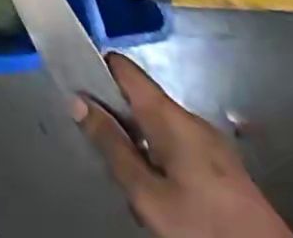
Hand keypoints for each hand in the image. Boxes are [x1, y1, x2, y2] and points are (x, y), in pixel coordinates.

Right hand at [72, 53, 292, 237]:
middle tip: (100, 154)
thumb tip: (78, 102)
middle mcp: (190, 119)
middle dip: (115, 121)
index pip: (124, 69)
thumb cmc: (203, 228)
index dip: (95, 69)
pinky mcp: (220, 165)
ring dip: (135, 146)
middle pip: (138, 100)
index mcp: (170, 116)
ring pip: (155, 127)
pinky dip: (156, 159)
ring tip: (131, 187)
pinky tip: (157, 196)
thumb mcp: (146, 193)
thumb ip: (110, 146)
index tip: (72, 84)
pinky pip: (175, 146)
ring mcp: (209, 142)